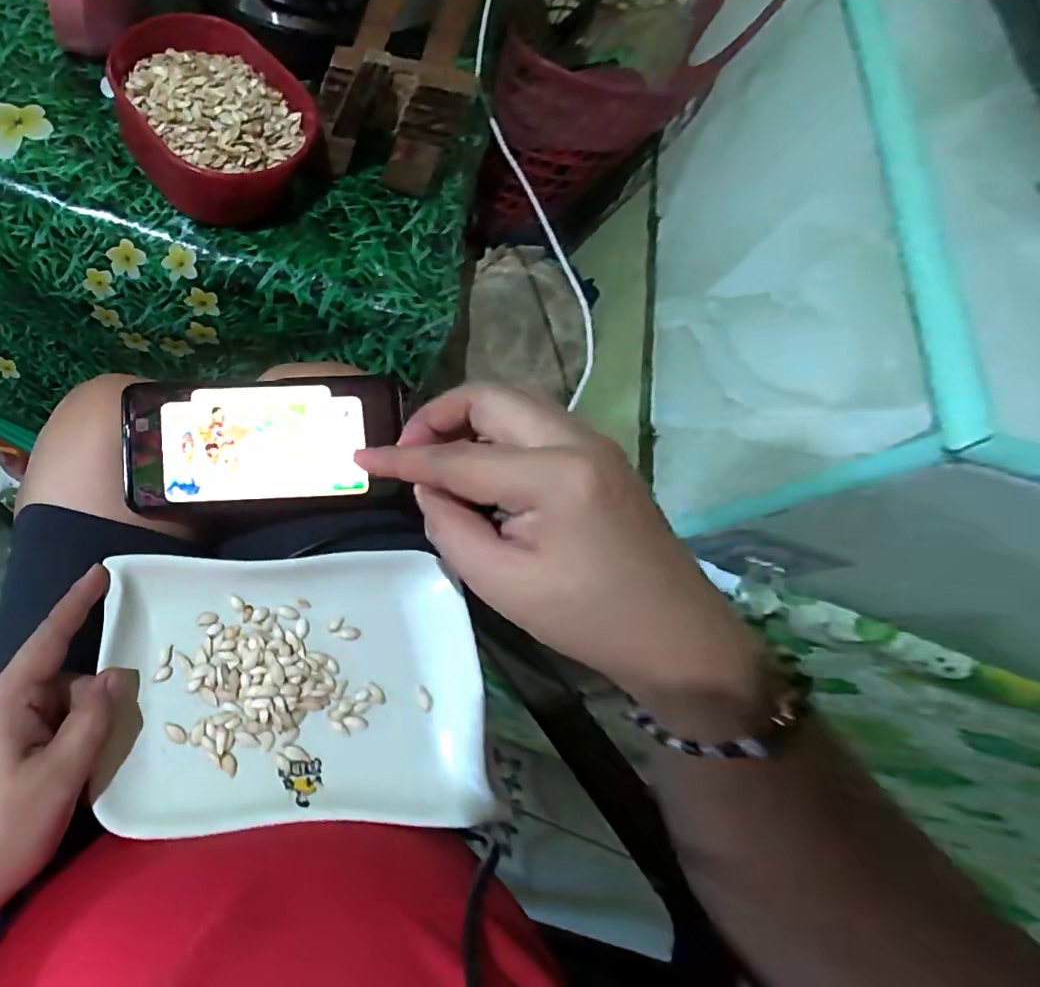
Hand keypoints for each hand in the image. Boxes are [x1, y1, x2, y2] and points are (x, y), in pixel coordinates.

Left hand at [0, 566, 132, 913]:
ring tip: (96, 766)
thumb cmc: (7, 827)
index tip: (101, 571)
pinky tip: (84, 770)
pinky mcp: (11, 747)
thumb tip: (115, 675)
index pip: (50, 636)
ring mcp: (7, 725)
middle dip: (94, 697)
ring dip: (86, 725)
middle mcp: (7, 701)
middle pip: (64, 678)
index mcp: (10, 695)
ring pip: (62, 705)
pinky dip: (75, 740)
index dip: (78, 602)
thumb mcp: (60, 774)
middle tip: (120, 729)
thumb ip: (92, 720)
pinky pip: (54, 727)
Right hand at [356, 384, 760, 703]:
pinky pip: (529, 426)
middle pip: (489, 397)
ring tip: (434, 463)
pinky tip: (474, 474)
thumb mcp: (495, 578)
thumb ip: (446, 521)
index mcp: (554, 476)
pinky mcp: (597, 460)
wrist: (680, 641)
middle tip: (406, 453)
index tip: (359, 458)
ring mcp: (594, 447)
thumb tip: (426, 486)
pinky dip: (489, 436)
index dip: (401, 458)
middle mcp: (578, 443)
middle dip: (435, 416)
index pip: (455, 456)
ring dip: (463, 423)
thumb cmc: (584, 617)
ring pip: (510, 404)